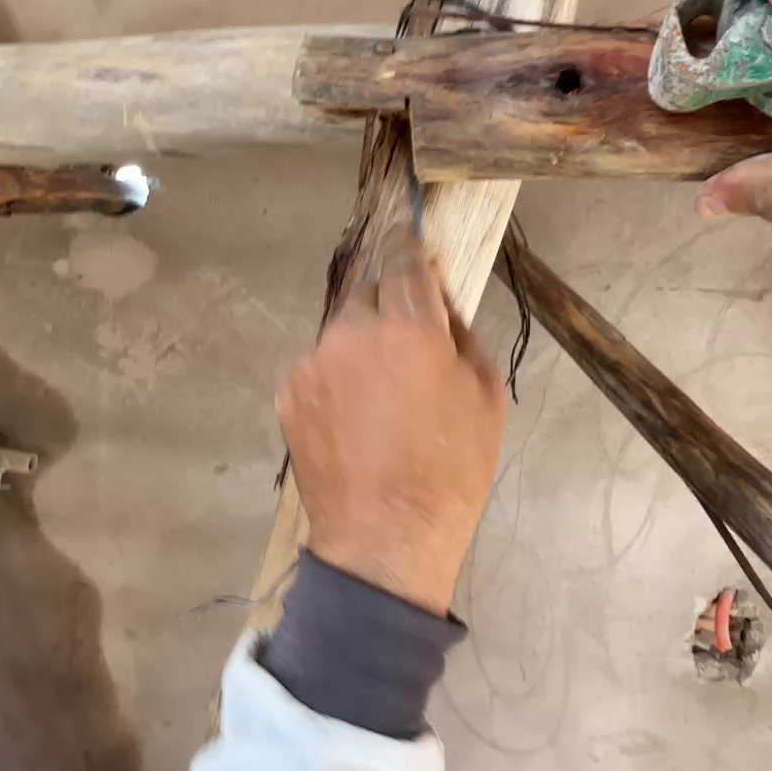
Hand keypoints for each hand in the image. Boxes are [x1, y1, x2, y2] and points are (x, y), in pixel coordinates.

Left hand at [276, 228, 506, 615]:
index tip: (408, 233)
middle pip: (368, 292)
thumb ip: (459, 331)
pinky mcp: (287, 392)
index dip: (408, 243)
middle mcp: (350, 332)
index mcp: (407, 327)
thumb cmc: (451, 470)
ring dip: (360, 344)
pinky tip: (352, 415)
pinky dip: (335, 375)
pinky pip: (318, 365)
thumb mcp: (484, 394)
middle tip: (406, 344)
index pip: (403, 260)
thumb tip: (437, 299)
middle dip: (387, 304)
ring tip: (379, 393)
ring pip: (340, 331)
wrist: (385, 537)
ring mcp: (310, 362)